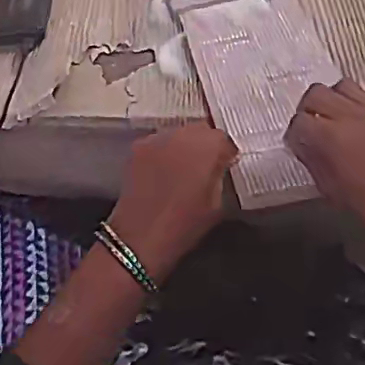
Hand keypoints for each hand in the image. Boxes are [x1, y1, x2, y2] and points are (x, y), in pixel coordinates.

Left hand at [106, 124, 235, 282]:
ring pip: (178, 134)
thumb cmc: (185, 223)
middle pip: (200, 130)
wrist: (141, 234)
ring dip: (184, 146)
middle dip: (206, 145)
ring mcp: (157, 138)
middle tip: (206, 166)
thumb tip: (220, 163)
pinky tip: (163, 171)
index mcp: (206, 147)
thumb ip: (220, 174)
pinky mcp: (138, 146)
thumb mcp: (217, 203)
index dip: (226, 153)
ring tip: (183, 168)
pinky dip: (164, 151)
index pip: (223, 138)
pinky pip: (158, 142)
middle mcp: (181, 134)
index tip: (226, 166)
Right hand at [286, 81, 364, 244]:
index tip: (297, 145)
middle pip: (316, 93)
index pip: (300, 121)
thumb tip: (304, 146)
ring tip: (335, 117)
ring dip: (334, 98)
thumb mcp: (335, 192)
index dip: (294, 133)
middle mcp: (352, 117)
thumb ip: (315, 163)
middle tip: (311, 128)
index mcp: (332, 137)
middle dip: (307, 109)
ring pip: (344, 85)